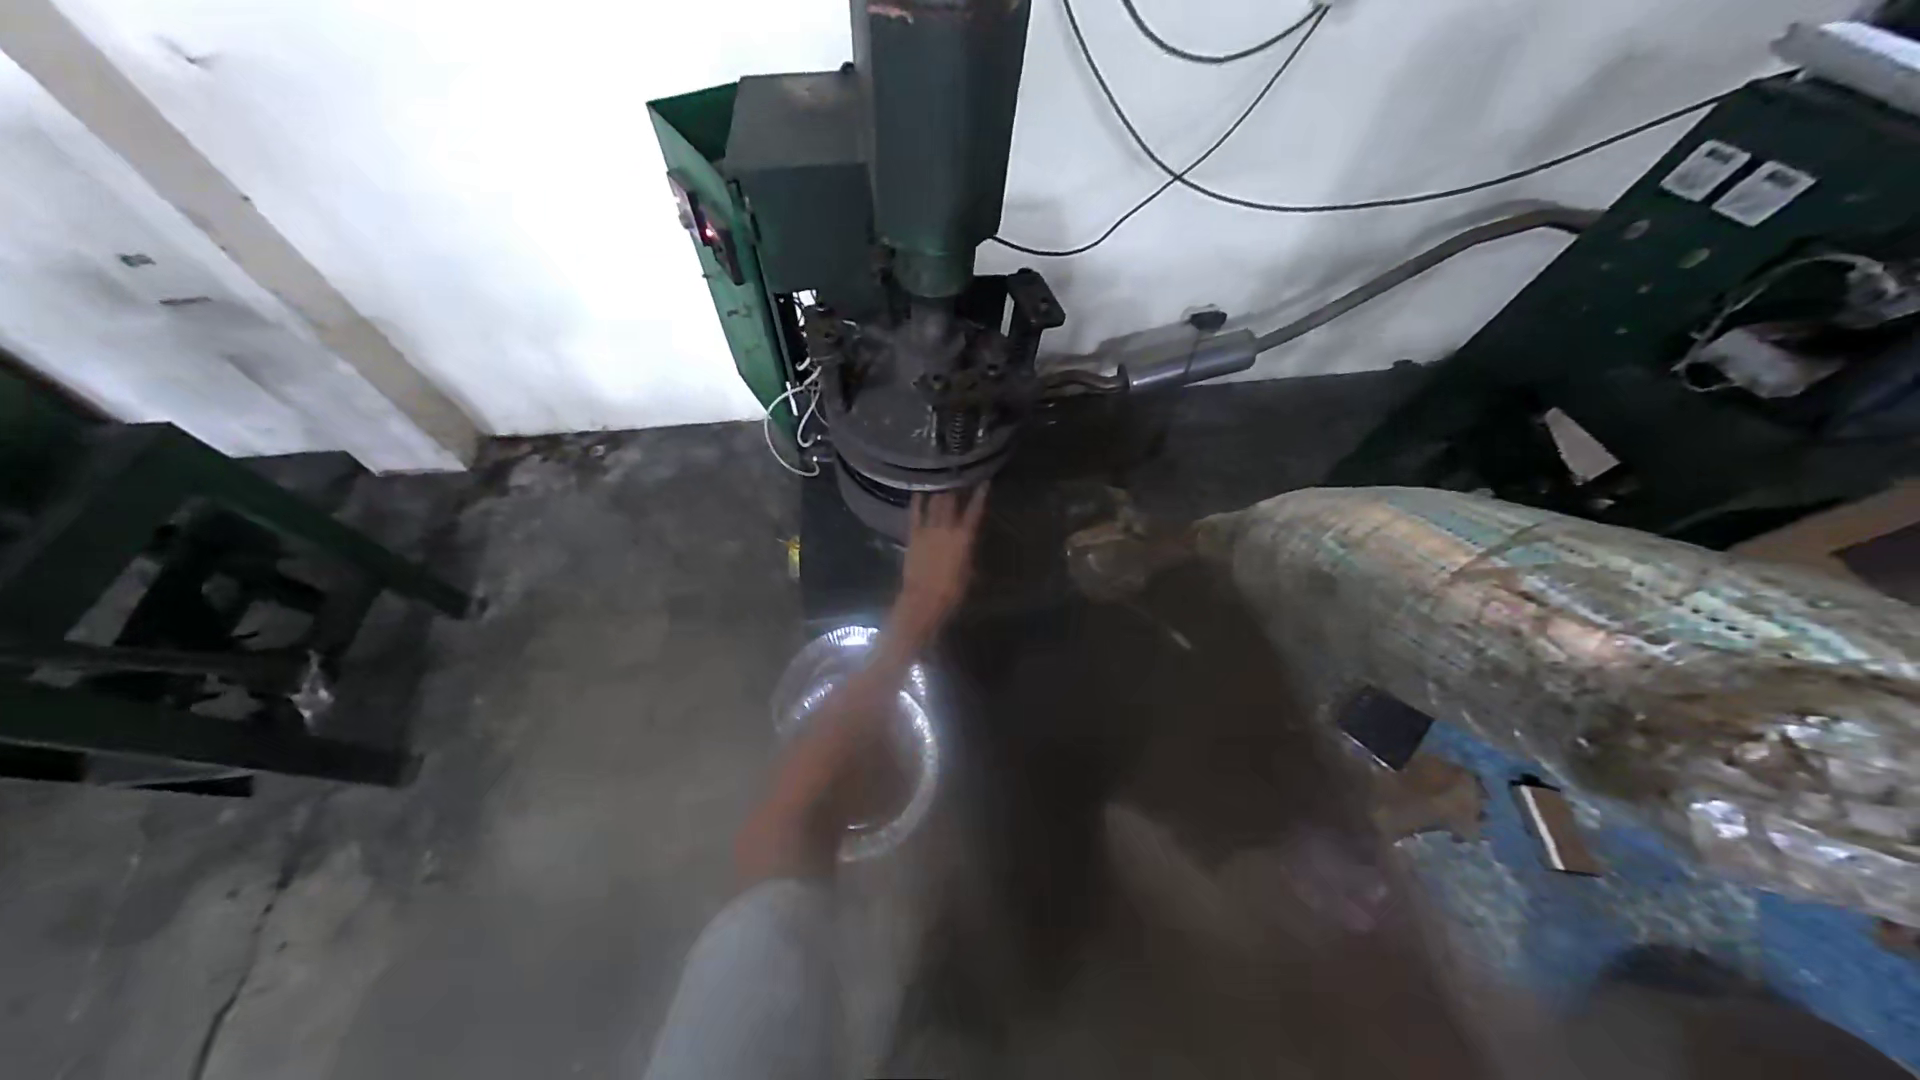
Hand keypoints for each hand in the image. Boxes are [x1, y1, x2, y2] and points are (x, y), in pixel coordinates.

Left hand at [892, 484, 989, 644]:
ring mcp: (928, 529)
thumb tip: (972, 542)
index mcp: (965, 537)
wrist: (925, 600)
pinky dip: (918, 500)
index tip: (984, 480)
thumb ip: (970, 551)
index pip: (975, 510)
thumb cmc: (953, 591)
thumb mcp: (971, 571)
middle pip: (952, 500)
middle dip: (957, 485)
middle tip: (959, 474)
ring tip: (942, 477)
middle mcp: (947, 527)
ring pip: (935, 502)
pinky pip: (915, 513)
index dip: (980, 494)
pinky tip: (919, 490)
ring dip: (939, 489)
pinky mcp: (913, 535)